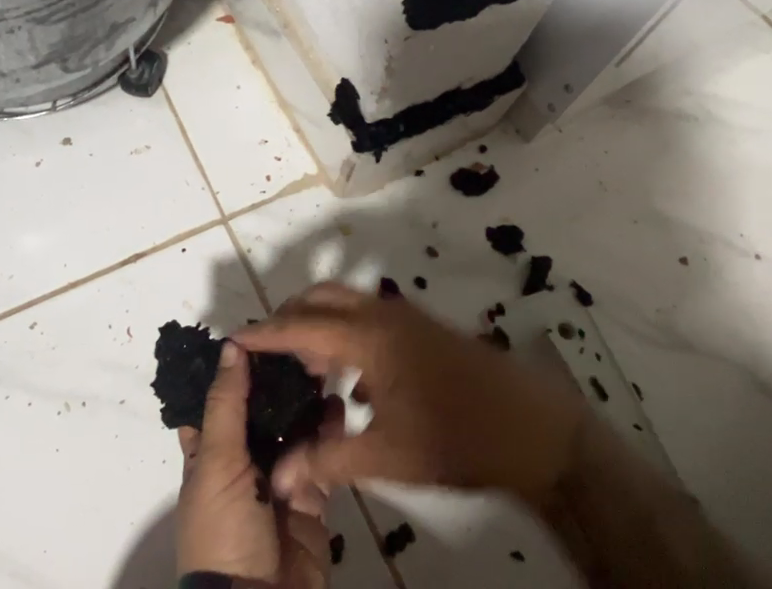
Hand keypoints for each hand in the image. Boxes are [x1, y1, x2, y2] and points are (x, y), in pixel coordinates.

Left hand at [177, 341, 332, 588]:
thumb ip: (227, 405)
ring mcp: (276, 479)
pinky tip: (339, 405)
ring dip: (305, 402)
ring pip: (292, 430)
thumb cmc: (223, 528)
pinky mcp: (310, 497)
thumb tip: (230, 346)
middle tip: (299, 342)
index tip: (252, 332)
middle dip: (276, 382)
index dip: (229, 369)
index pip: (215, 401)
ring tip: (323, 365)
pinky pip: (319, 458)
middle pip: (258, 412)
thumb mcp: (216, 462)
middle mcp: (240, 463)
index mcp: (207, 455)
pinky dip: (329, 434)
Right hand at [233, 283, 588, 502]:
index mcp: (368, 337)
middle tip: (268, 352)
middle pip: (321, 298)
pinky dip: (348, 332)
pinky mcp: (427, 329)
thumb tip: (279, 474)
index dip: (264, 334)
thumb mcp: (388, 457)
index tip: (234, 340)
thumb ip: (328, 459)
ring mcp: (409, 317)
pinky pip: (371, 317)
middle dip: (288, 318)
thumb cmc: (457, 439)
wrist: (537, 431)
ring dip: (320, 323)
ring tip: (306, 367)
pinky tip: (353, 382)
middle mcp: (384, 315)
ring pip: (348, 303)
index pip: (300, 327)